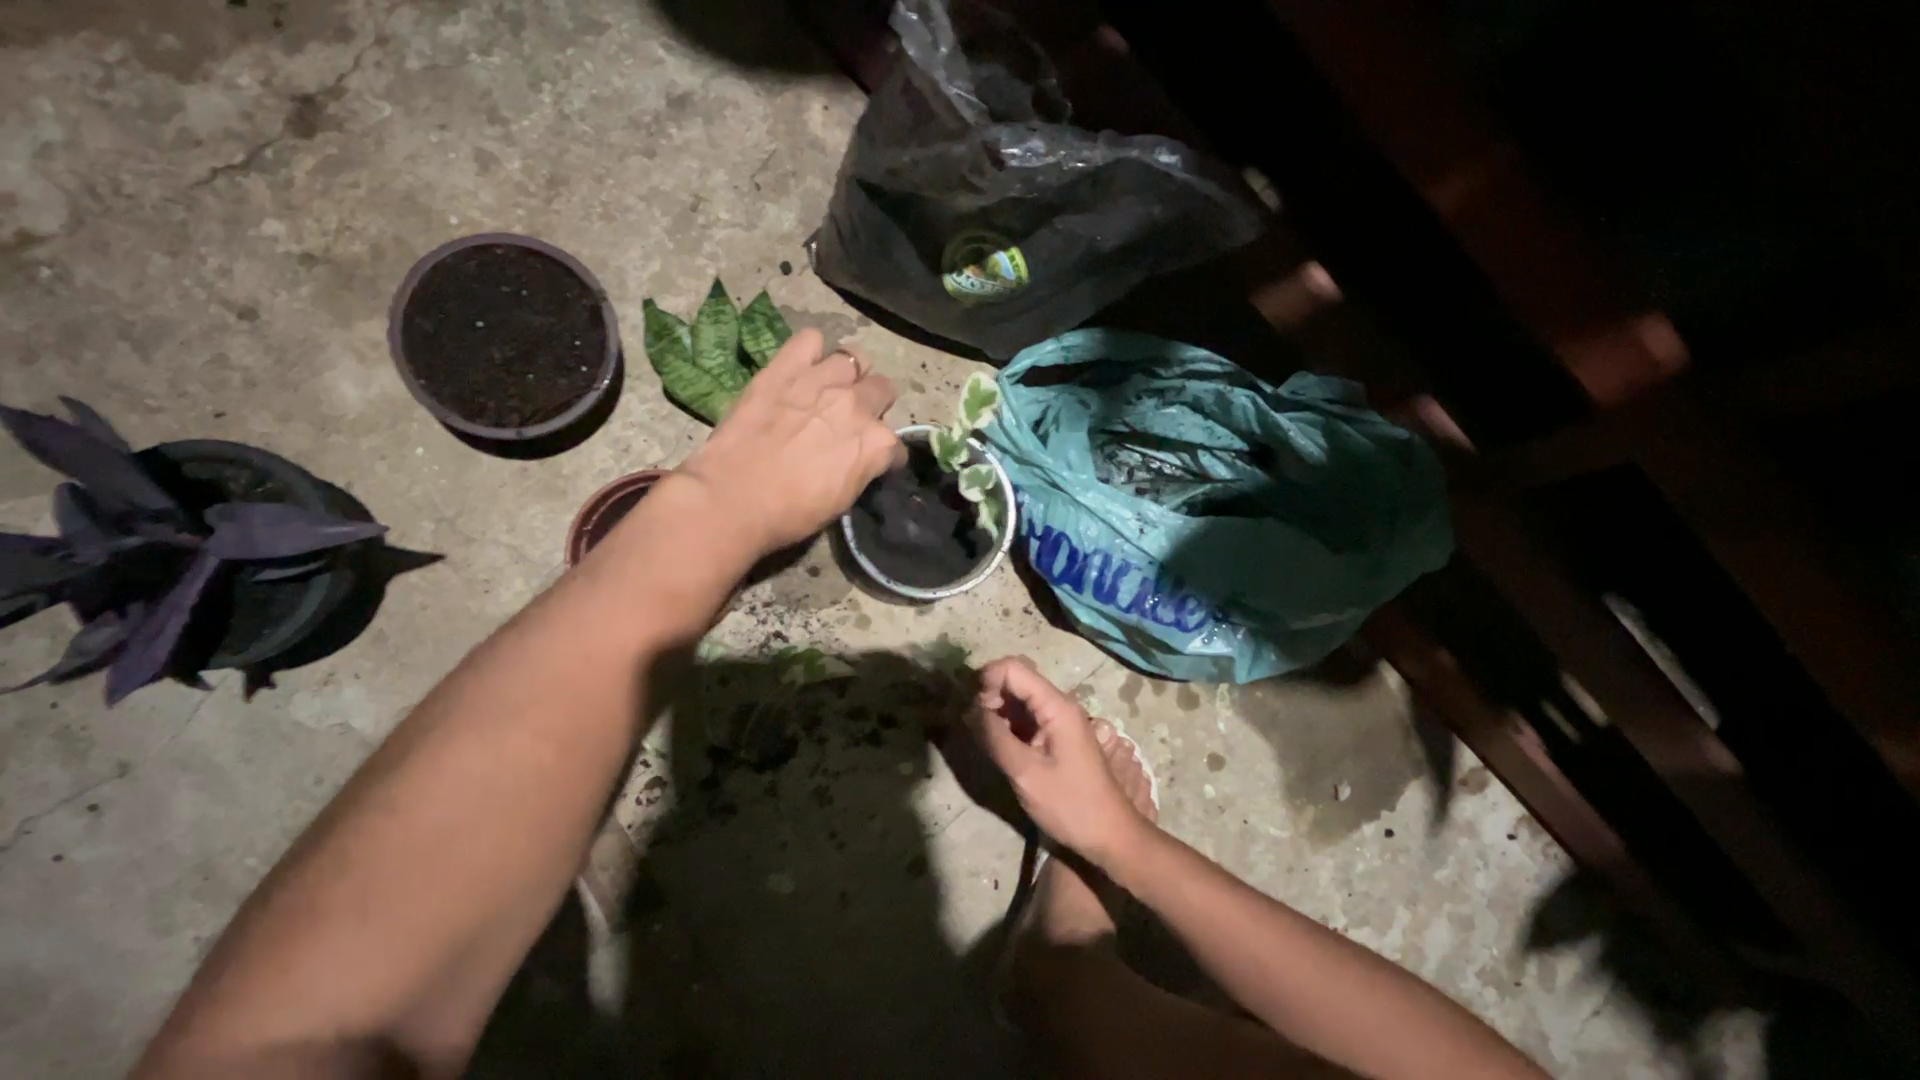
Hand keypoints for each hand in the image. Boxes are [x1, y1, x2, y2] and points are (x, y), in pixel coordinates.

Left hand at [675, 329, 900, 556]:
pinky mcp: (786, 367)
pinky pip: (810, 339)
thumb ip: (861, 469)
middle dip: (874, 405)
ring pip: (854, 358)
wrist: (734, 498)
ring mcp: (823, 380)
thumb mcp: (842, 500)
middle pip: (883, 390)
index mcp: (877, 444)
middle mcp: (858, 405)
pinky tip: (801, 368)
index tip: (872, 461)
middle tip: (850, 420)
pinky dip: (810, 351)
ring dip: (848, 375)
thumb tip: (862, 461)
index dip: (885, 455)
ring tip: (830, 388)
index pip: (896, 445)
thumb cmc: (789, 512)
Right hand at [971, 657, 1154, 865]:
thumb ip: (996, 737)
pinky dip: (1007, 725)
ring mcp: (1058, 721)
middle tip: (975, 727)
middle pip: (1016, 679)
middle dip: (989, 694)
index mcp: (1057, 706)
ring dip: (996, 711)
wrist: (1110, 835)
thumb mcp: (1026, 774)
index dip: (986, 680)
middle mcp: (1059, 705)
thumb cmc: (1070, 805)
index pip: (1013, 668)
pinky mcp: (1055, 737)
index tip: (972, 711)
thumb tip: (969, 710)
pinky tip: (996, 745)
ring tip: (981, 737)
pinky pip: (1026, 718)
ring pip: (1019, 699)